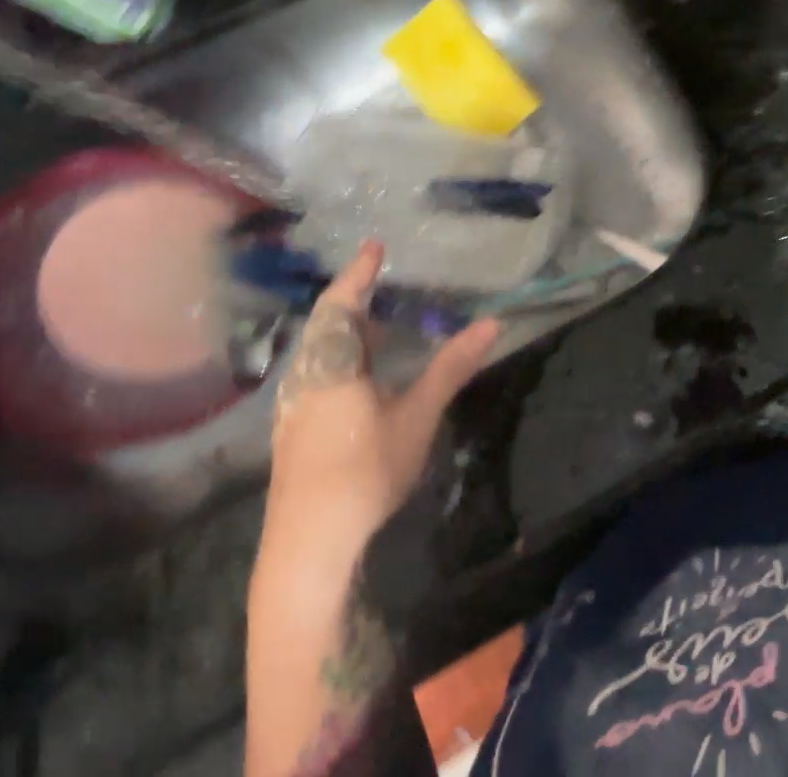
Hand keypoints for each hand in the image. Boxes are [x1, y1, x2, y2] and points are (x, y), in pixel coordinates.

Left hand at [263, 240, 499, 550]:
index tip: (375, 247)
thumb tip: (491, 323)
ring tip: (379, 326)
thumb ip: (451, 367)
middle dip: (352, 301)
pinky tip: (363, 376)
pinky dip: (342, 359)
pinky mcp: (297, 431)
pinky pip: (318, 375)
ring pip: (319, 353)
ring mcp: (295, 407)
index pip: (341, 304)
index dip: (359, 274)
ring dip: (347, 332)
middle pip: (324, 326)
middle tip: (380, 284)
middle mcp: (305, 378)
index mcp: (330, 365)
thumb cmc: (366, 470)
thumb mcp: (417, 416)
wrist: (311, 541)